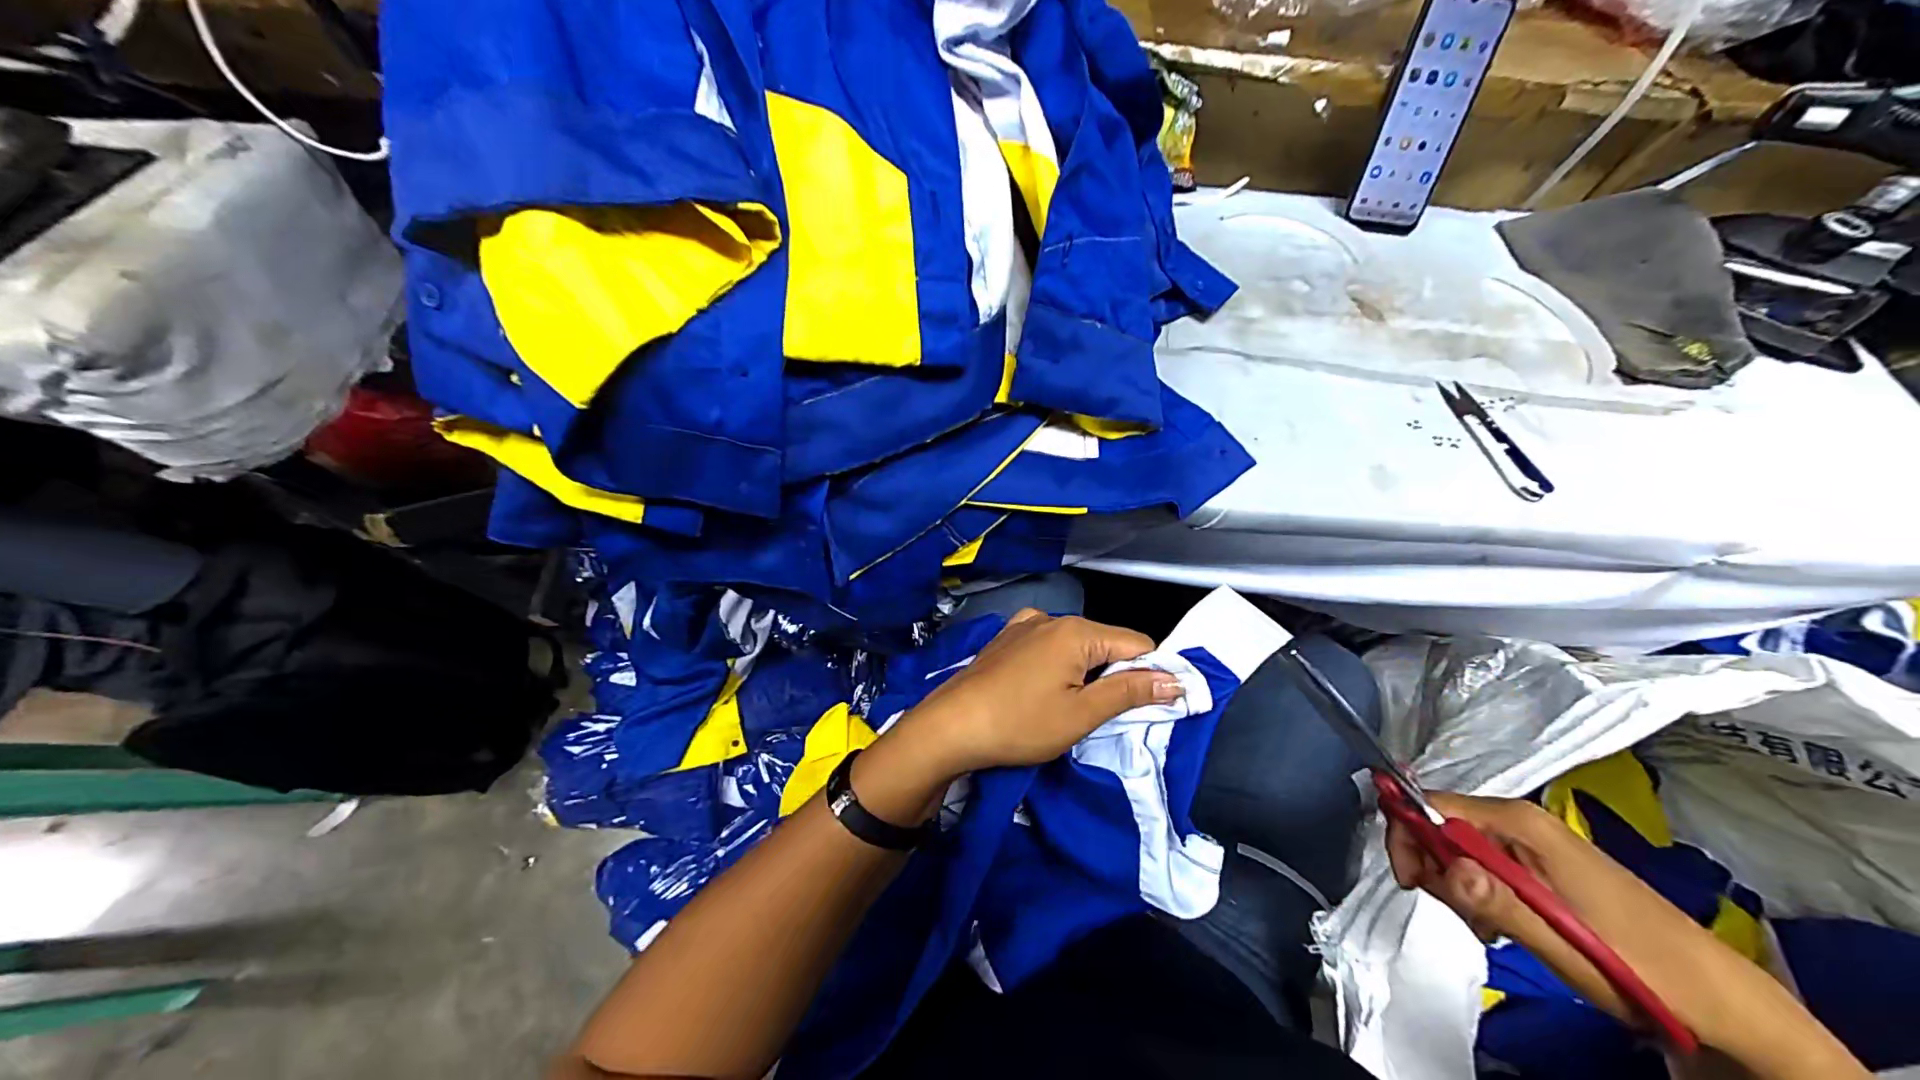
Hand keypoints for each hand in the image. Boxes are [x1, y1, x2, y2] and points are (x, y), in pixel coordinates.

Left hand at [893, 609, 1180, 777]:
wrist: (949, 727)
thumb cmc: (1019, 724)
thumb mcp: (1081, 714)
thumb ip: (1129, 692)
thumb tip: (1175, 680)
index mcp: (1076, 631)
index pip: (1138, 644)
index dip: (1150, 674)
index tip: (1149, 707)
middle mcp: (1050, 618)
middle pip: (1106, 643)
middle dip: (1114, 675)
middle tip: (1101, 715)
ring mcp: (1023, 626)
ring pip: (1076, 646)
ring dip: (1084, 673)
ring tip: (1068, 709)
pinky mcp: (1005, 640)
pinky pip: (1047, 647)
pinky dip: (1057, 667)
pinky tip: (1041, 692)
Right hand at [1387, 793, 1867, 1078]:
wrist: (1720, 1000)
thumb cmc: (1642, 967)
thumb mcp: (1562, 942)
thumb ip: (1496, 901)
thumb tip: (1444, 867)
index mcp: (1522, 823)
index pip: (1431, 804)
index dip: (1407, 836)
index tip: (1412, 883)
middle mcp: (1521, 820)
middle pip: (1440, 825)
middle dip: (1436, 869)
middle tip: (1466, 916)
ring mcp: (1531, 840)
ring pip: (1458, 847)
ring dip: (1457, 886)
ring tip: (1490, 927)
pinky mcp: (1538, 862)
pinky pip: (1482, 862)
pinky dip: (1477, 891)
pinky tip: (1500, 922)